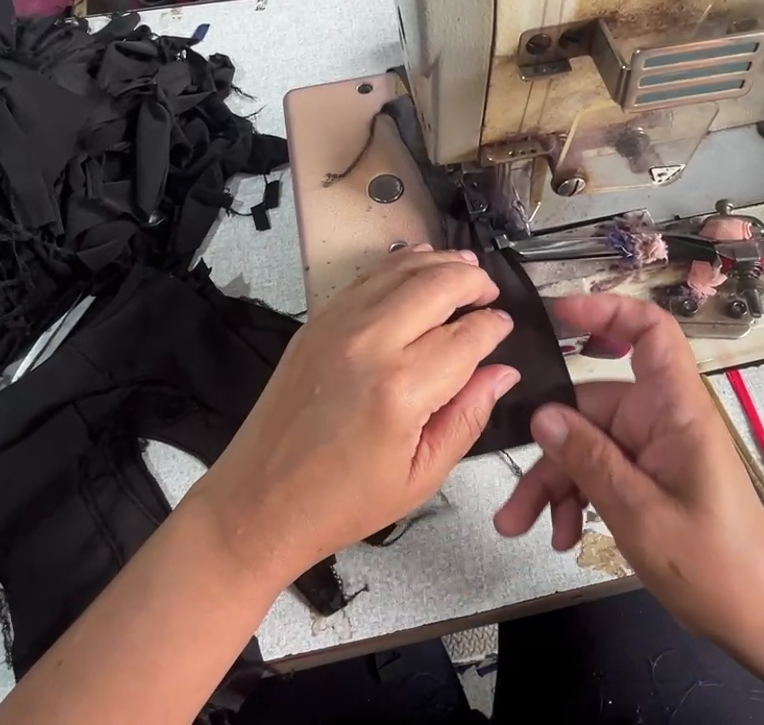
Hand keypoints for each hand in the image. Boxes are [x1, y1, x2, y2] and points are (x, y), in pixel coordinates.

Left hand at [187, 245, 521, 582]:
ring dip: (440, 263)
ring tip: (465, 269)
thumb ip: (468, 416)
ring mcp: (338, 325)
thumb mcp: (421, 475)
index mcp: (402, 388)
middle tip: (490, 292)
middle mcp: (370, 343)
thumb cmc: (341, 501)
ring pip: (403, 269)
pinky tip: (418, 265)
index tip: (505, 326)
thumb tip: (503, 374)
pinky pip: (367, 277)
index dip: (494, 326)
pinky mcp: (316, 322)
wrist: (259, 501)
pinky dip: (399, 265)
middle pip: (439, 284)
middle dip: (474, 281)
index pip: (467, 336)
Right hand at [493, 294, 763, 644]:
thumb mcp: (640, 513)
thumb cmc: (714, 564)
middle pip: (590, 407)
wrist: (755, 618)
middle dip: (549, 451)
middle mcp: (660, 419)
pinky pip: (597, 470)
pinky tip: (563, 534)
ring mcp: (651, 448)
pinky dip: (575, 498)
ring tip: (523, 526)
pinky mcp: (645, 475)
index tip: (560, 313)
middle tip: (514, 502)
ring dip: (553, 484)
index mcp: (675, 409)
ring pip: (585, 444)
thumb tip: (542, 417)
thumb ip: (588, 460)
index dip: (607, 310)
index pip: (650, 333)